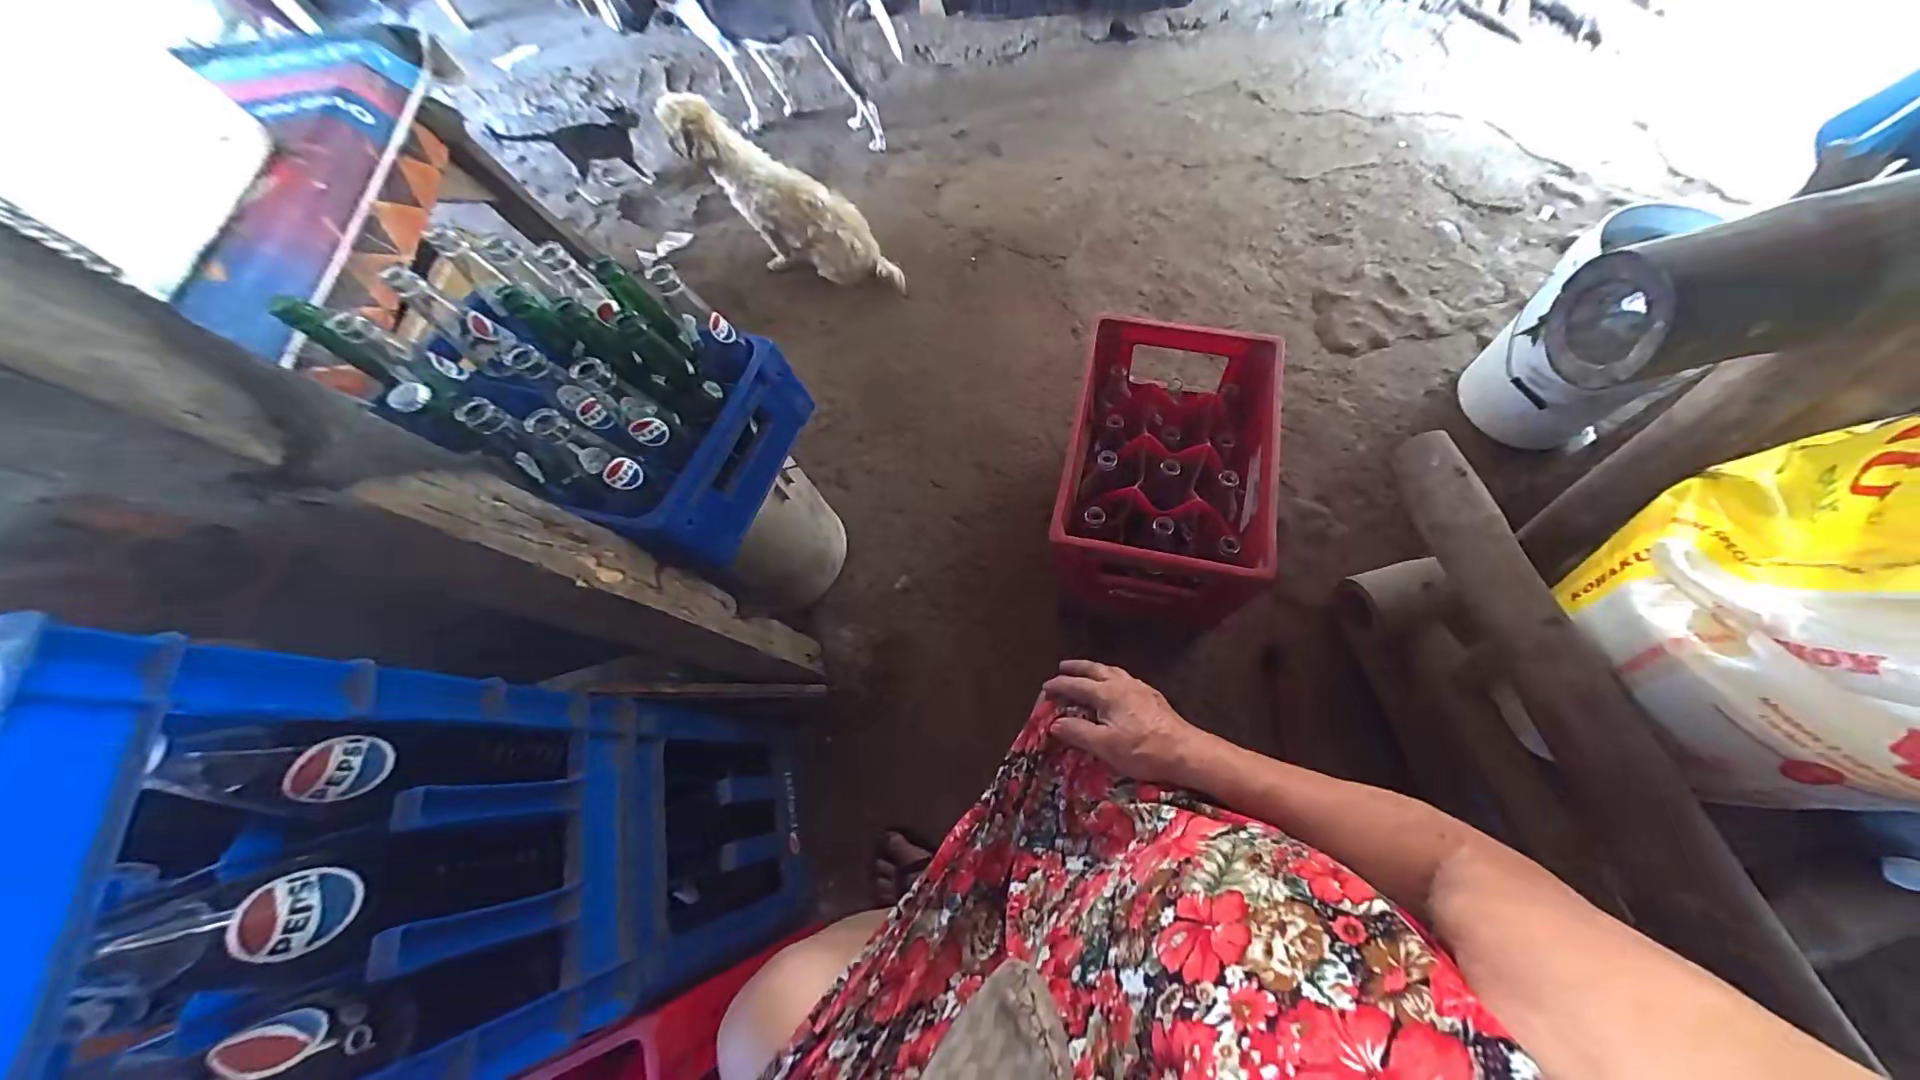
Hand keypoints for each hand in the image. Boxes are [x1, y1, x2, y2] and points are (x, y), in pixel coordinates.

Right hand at [1042, 660, 1209, 784]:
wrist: (1186, 752)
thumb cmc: (1143, 750)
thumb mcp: (1105, 745)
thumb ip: (1078, 732)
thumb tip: (1055, 723)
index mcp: (1107, 693)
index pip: (1076, 685)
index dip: (1059, 685)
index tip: (1045, 688)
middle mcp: (1123, 684)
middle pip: (1095, 670)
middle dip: (1077, 668)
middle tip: (1063, 666)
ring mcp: (1140, 689)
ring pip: (1113, 671)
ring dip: (1096, 669)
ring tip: (1088, 672)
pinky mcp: (1152, 697)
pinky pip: (1125, 678)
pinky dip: (1112, 677)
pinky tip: (1116, 687)